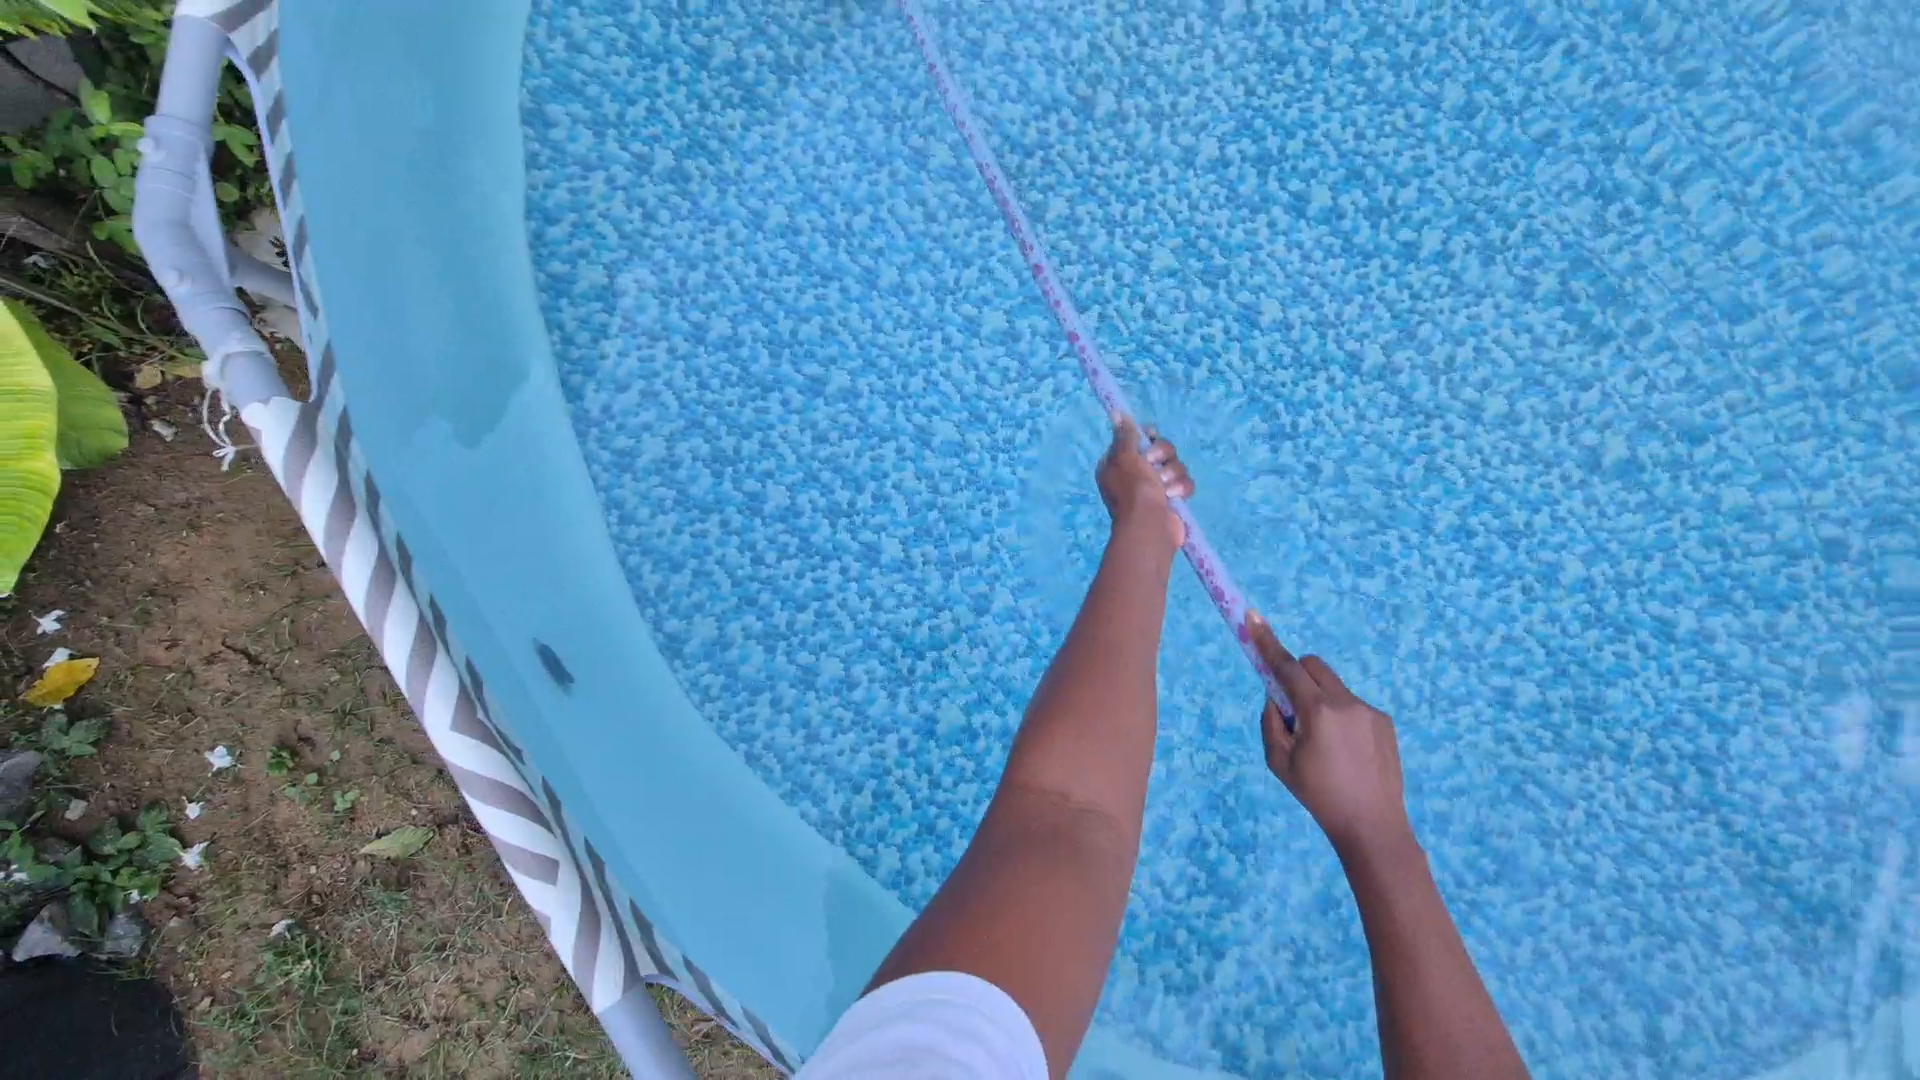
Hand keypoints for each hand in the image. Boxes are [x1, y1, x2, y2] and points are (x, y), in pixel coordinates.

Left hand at [1096, 415, 1192, 551]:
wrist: (1149, 525)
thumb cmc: (1133, 489)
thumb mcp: (1124, 457)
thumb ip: (1124, 434)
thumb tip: (1116, 412)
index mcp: (1119, 463)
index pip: (1138, 438)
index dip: (1148, 437)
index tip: (1151, 438)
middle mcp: (1136, 473)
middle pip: (1161, 449)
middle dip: (1163, 455)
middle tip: (1154, 465)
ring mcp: (1155, 487)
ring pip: (1175, 465)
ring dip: (1172, 474)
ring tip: (1164, 488)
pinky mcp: (1172, 499)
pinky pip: (1185, 482)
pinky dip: (1181, 488)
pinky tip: (1173, 497)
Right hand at [1249, 614, 1411, 856]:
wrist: (1372, 825)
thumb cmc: (1317, 794)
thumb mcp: (1278, 760)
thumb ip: (1271, 720)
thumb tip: (1276, 696)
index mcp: (1317, 711)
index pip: (1285, 666)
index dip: (1266, 642)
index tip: (1252, 617)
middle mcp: (1346, 702)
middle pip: (1312, 666)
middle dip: (1296, 674)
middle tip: (1290, 709)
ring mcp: (1369, 711)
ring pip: (1333, 687)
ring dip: (1318, 699)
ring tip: (1324, 744)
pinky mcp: (1384, 722)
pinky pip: (1352, 706)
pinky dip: (1339, 717)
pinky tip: (1345, 753)